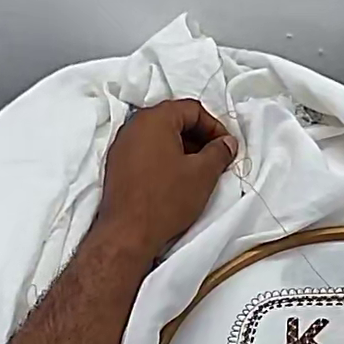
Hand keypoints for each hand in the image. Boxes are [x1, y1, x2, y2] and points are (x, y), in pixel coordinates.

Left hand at [94, 99, 237, 257]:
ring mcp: (122, 147)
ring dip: (182, 150)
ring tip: (198, 173)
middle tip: (215, 158)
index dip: (215, 127)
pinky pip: (146, 154)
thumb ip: (219, 152)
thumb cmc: (163, 202)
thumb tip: (226, 144)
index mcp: (154, 119)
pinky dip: (164, 161)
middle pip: (174, 120)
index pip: (192, 109)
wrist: (128, 234)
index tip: (226, 146)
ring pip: (159, 138)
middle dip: (199, 137)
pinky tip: (176, 181)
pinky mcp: (117, 167)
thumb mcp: (203, 174)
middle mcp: (133, 127)